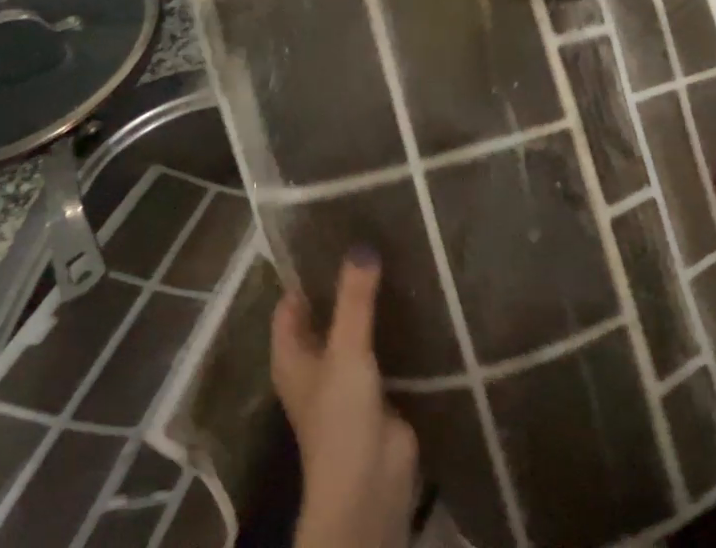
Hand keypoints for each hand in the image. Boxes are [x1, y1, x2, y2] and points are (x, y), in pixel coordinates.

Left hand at [271, 250, 419, 547]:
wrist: (370, 481)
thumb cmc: (341, 416)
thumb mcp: (346, 351)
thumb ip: (355, 301)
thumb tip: (362, 247)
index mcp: (292, 357)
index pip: (292, 305)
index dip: (308, 274)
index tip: (338, 234)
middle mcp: (316, 365)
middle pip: (329, 316)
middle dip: (350, 286)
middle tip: (380, 242)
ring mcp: (350, 378)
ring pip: (362, 331)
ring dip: (378, 307)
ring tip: (405, 263)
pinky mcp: (383, 389)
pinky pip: (389, 350)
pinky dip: (401, 330)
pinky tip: (424, 305)